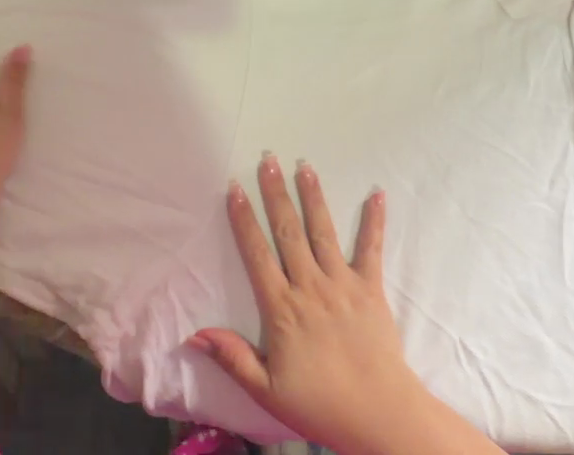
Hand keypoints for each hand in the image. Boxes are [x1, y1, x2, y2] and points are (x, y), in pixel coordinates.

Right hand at [191, 156, 498, 454]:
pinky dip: (374, 220)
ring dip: (313, 196)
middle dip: (276, 193)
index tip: (235, 188)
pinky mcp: (371, 288)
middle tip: (267, 159)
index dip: (244, 219)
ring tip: (304, 165)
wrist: (378, 414)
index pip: (257, 254)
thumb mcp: (266, 390)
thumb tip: (194, 334)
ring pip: (323, 231)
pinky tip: (376, 194)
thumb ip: (232, 357)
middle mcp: (310, 286)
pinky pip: (371, 248)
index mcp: (282, 308)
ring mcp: (342, 284)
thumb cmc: (319, 404)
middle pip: (288, 231)